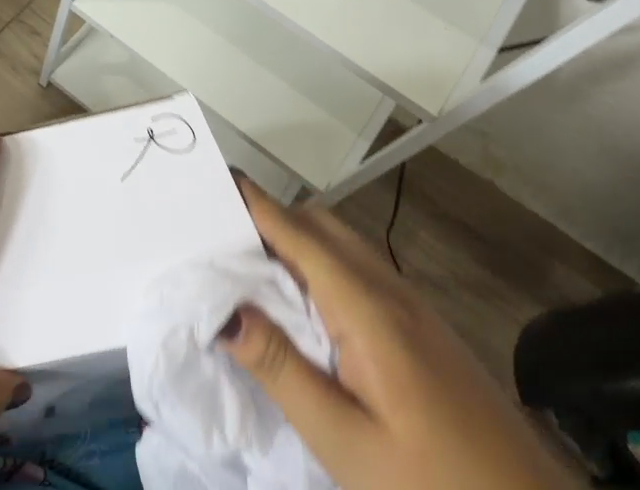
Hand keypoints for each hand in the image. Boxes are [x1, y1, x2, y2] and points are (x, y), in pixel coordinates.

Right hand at [221, 176, 581, 489]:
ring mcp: (414, 311)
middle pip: (322, 227)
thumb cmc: (431, 482)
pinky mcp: (424, 332)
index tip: (209, 180)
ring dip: (293, 240)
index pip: (299, 234)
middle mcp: (392, 294)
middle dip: (267, 217)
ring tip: (244, 264)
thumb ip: (280, 369)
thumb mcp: (343, 438)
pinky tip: (299, 304)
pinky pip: (360, 273)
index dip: (253, 203)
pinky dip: (318, 266)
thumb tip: (223, 308)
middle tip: (213, 234)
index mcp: (369, 311)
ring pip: (343, 247)